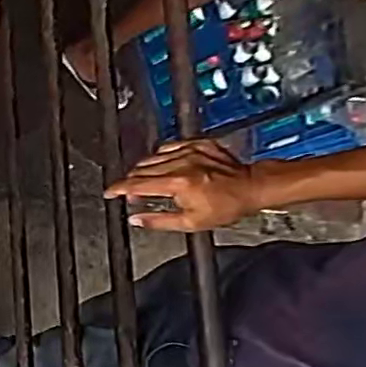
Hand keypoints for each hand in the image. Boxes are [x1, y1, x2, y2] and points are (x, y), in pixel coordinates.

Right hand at [104, 139, 264, 230]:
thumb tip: (135, 220)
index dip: (118, 189)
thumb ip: (158, 221)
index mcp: (178, 184)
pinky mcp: (199, 144)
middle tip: (132, 192)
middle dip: (131, 181)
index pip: (136, 184)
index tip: (110, 193)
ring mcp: (191, 151)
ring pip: (151, 158)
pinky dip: (160, 155)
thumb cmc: (228, 205)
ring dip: (144, 169)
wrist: (256, 186)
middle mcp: (182, 164)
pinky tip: (164, 164)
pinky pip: (168, 146)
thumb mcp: (192, 222)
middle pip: (140, 170)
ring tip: (148, 180)